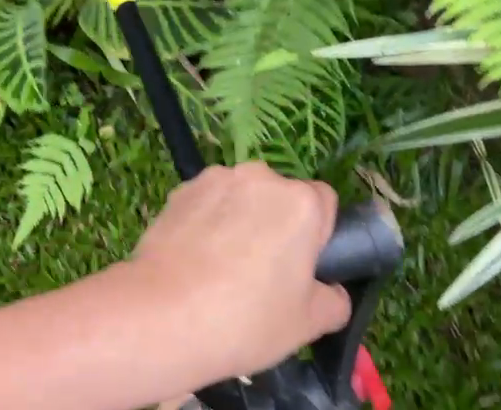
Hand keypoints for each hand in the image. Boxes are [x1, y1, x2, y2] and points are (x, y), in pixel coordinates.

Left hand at [124, 162, 350, 383]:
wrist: (166, 313)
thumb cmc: (247, 317)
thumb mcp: (309, 324)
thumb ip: (334, 300)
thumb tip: (331, 291)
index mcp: (300, 202)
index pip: (324, 202)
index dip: (319, 234)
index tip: (304, 265)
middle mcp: (259, 177)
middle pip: (280, 195)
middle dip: (278, 223)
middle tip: (266, 272)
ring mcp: (215, 178)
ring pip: (241, 196)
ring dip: (241, 218)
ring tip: (225, 267)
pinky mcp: (181, 189)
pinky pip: (207, 202)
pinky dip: (207, 221)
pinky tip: (197, 259)